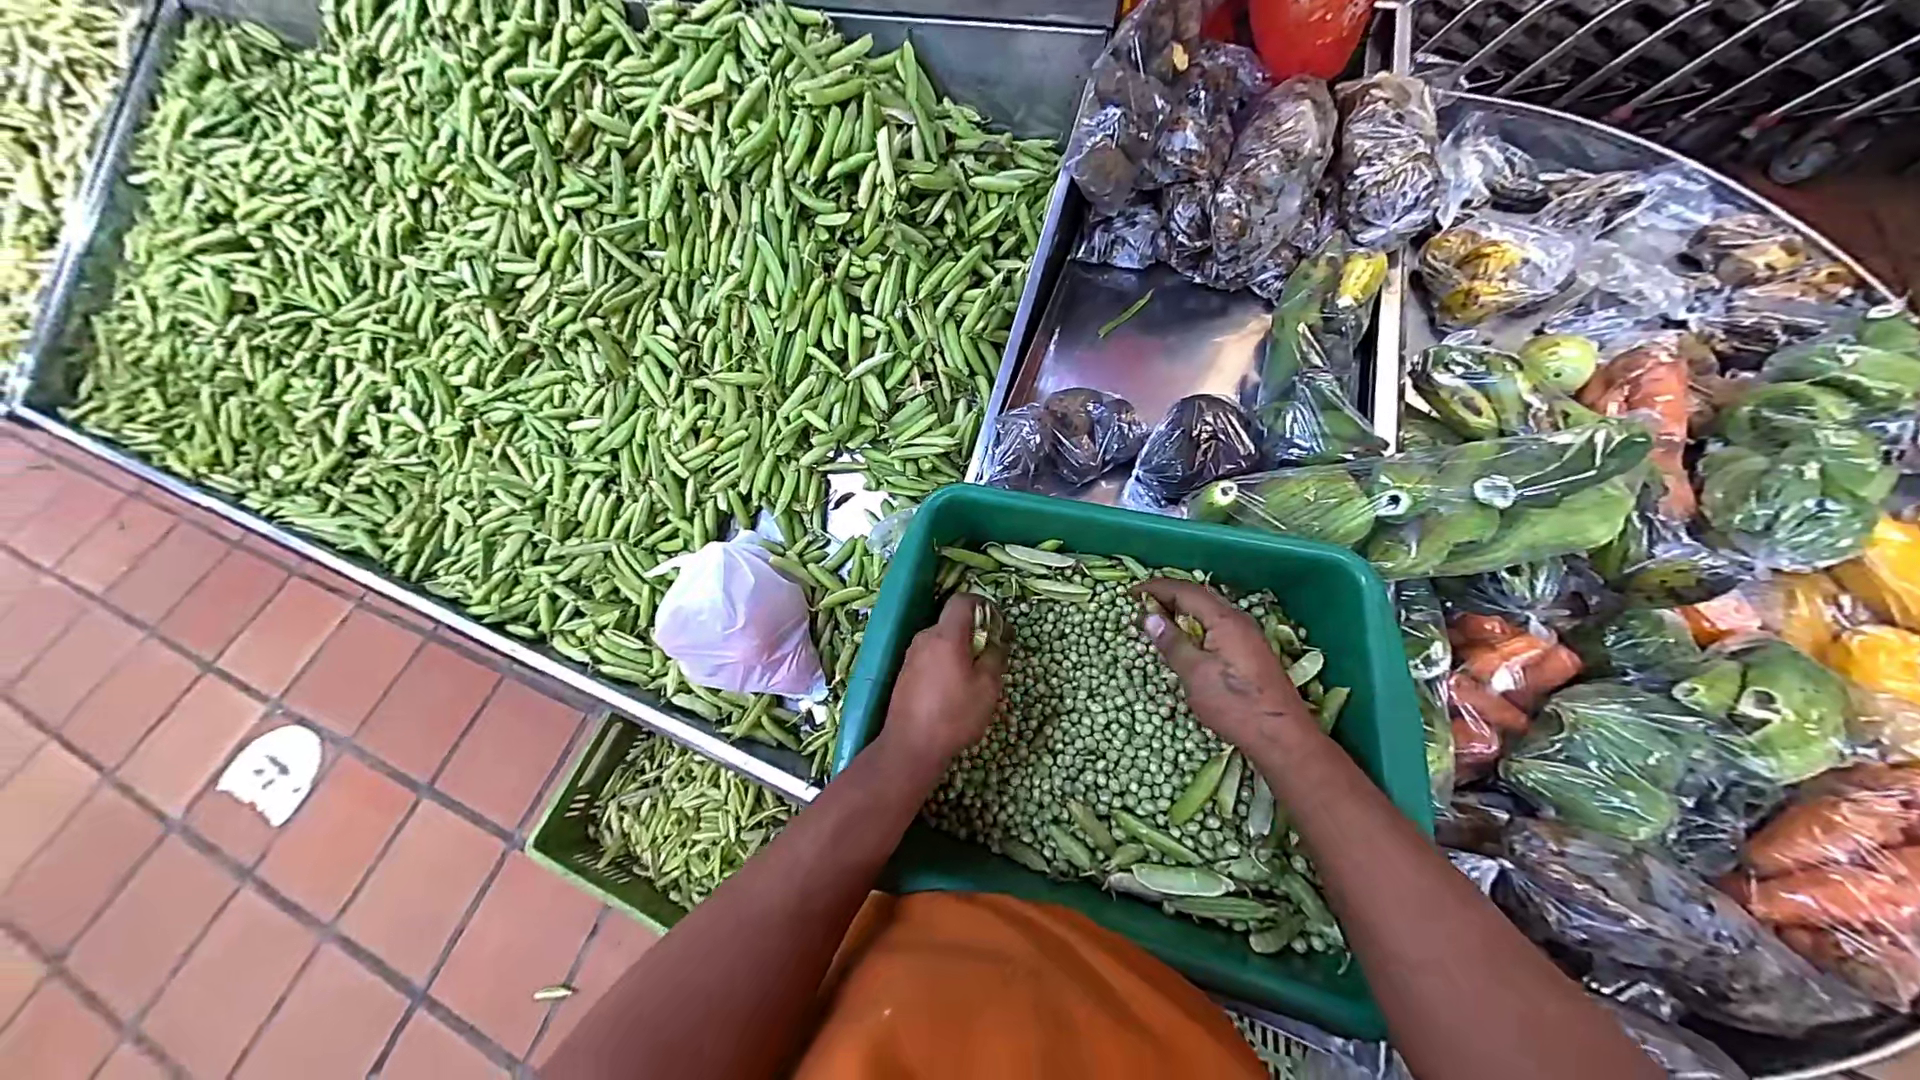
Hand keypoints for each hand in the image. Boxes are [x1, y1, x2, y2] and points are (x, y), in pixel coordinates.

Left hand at [880, 592, 1007, 769]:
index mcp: (946, 635)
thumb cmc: (954, 715)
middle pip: (953, 621)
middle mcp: (925, 638)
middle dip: (975, 632)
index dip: (984, 605)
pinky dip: (947, 662)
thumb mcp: (988, 687)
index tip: (998, 625)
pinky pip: (932, 656)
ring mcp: (912, 655)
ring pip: (942, 640)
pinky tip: (954, 689)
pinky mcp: (906, 672)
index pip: (963, 600)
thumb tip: (996, 641)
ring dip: (961, 649)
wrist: (910, 746)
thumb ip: (994, 656)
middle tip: (992, 655)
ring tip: (976, 677)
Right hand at [1135, 578, 1316, 750]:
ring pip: (1209, 611)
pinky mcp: (1251, 652)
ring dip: (1182, 610)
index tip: (1131, 593)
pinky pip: (1217, 625)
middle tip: (1141, 605)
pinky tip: (1186, 639)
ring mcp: (1248, 636)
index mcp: (1225, 620)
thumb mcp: (1195, 674)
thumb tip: (1150, 617)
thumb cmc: (1235, 705)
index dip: (1156, 587)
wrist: (1282, 737)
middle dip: (1168, 595)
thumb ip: (1172, 642)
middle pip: (1199, 596)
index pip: (1185, 590)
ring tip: (1158, 620)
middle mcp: (1239, 620)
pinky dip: (1196, 624)